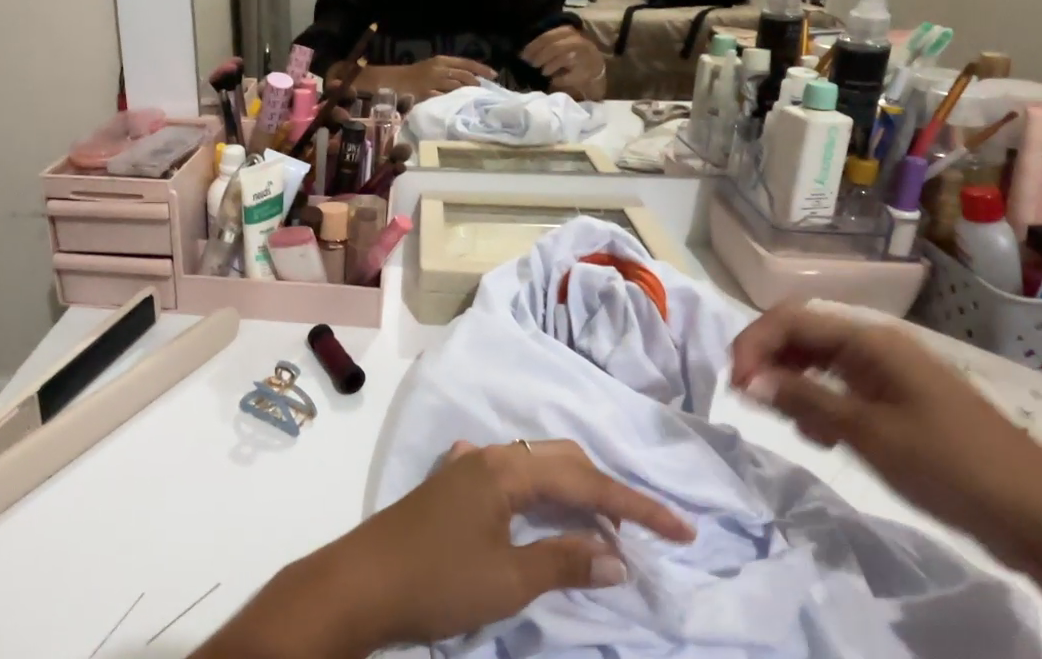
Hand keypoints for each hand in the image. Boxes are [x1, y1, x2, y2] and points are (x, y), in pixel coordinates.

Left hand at [192, 439, 692, 658]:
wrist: (359, 584)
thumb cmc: (437, 580)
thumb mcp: (509, 578)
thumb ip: (566, 561)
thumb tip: (619, 556)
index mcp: (506, 468)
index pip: (587, 479)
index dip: (637, 506)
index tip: (682, 529)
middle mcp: (487, 456)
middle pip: (561, 461)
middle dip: (606, 490)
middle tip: (643, 529)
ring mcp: (464, 468)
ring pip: (533, 467)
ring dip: (571, 491)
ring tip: (601, 523)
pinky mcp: (449, 488)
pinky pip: (506, 477)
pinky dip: (536, 492)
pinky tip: (533, 503)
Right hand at [358, 55, 496, 99]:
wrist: (393, 81)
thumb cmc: (415, 75)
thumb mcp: (433, 68)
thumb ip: (450, 72)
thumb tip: (471, 79)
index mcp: (442, 60)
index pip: (467, 63)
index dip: (482, 69)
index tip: (494, 75)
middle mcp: (439, 69)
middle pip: (464, 76)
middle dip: (477, 84)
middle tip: (485, 91)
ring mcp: (432, 82)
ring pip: (456, 87)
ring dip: (468, 94)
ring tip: (475, 100)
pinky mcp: (426, 94)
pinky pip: (443, 98)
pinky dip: (453, 102)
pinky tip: (459, 107)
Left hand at [521, 26, 605, 98]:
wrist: (595, 71)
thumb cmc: (572, 57)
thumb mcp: (560, 46)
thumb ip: (545, 46)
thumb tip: (523, 54)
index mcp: (570, 33)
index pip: (550, 35)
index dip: (534, 45)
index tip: (523, 56)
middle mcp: (580, 42)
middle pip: (556, 46)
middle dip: (540, 56)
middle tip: (532, 64)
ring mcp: (586, 57)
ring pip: (564, 58)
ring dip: (549, 66)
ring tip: (543, 72)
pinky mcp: (588, 73)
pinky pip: (570, 76)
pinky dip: (559, 79)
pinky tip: (554, 81)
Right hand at [729, 304, 1041, 657]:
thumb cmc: (951, 466)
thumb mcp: (867, 434)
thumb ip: (803, 400)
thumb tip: (747, 379)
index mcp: (872, 341)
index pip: (791, 318)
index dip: (754, 342)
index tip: (735, 385)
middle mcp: (879, 346)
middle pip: (804, 333)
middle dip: (769, 360)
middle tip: (749, 401)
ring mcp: (893, 375)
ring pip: (820, 361)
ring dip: (791, 382)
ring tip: (787, 423)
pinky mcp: (902, 403)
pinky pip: (843, 387)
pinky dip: (819, 401)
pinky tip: (821, 436)